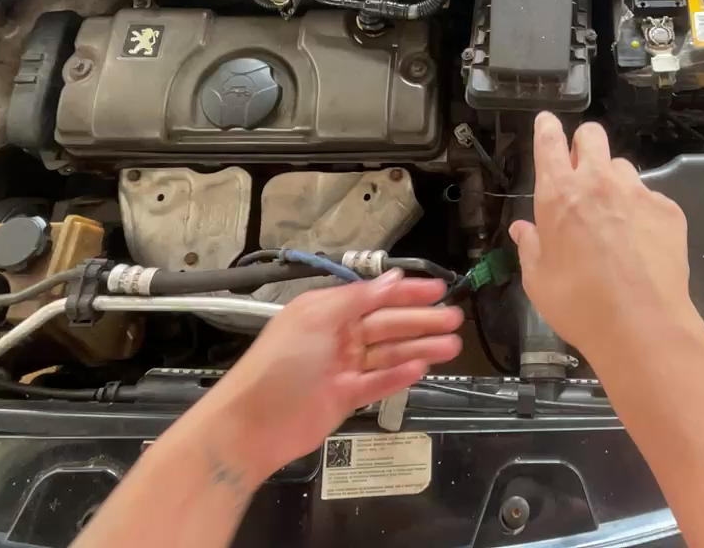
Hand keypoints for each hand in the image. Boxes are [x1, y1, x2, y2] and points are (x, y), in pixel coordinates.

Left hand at [188, 272, 462, 474]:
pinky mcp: (346, 397)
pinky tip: (422, 368)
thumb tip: (391, 278)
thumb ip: (357, 298)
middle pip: (389, 323)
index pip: (376, 295)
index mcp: (329, 310)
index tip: (437, 289)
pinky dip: (400, 375)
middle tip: (454, 318)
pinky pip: (379, 382)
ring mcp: (343, 366)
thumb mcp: (316, 317)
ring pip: (390, 352)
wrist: (250, 425)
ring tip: (451, 345)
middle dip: (422, 319)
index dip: (408, 291)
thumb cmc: (279, 363)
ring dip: (420, 347)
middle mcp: (339, 334)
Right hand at [510, 112, 696, 364]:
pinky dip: (642, 212)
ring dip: (613, 182)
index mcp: (559, 194)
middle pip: (592, 135)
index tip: (547, 121)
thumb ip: (530, 246)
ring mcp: (637, 192)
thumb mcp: (538, 280)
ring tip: (614, 218)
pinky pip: (650, 197)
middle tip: (581, 170)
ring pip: (622, 167)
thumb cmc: (578, 304)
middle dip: (584, 143)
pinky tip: (642, 244)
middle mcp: (598, 182)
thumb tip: (522, 229)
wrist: (641, 325)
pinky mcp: (667, 209)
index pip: (549, 142)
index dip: (547, 127)